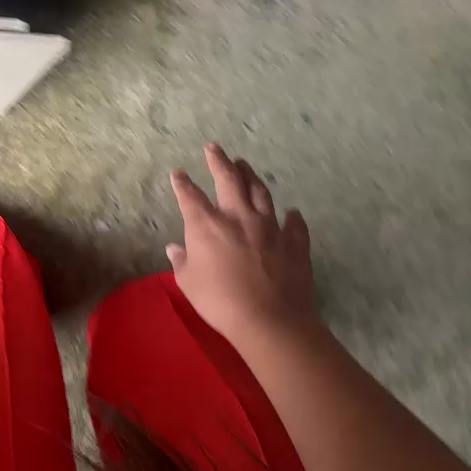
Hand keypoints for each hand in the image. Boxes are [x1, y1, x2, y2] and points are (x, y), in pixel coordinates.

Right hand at [167, 143, 319, 347]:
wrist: (271, 322)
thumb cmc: (220, 301)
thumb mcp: (188, 281)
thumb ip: (181, 261)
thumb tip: (175, 249)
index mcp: (206, 224)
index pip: (189, 195)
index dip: (182, 182)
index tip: (178, 174)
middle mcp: (237, 217)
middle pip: (228, 180)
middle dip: (219, 162)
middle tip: (214, 148)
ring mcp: (269, 229)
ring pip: (261, 194)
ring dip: (251, 177)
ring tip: (245, 166)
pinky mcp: (295, 246)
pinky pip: (295, 226)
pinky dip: (293, 218)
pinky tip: (292, 212)